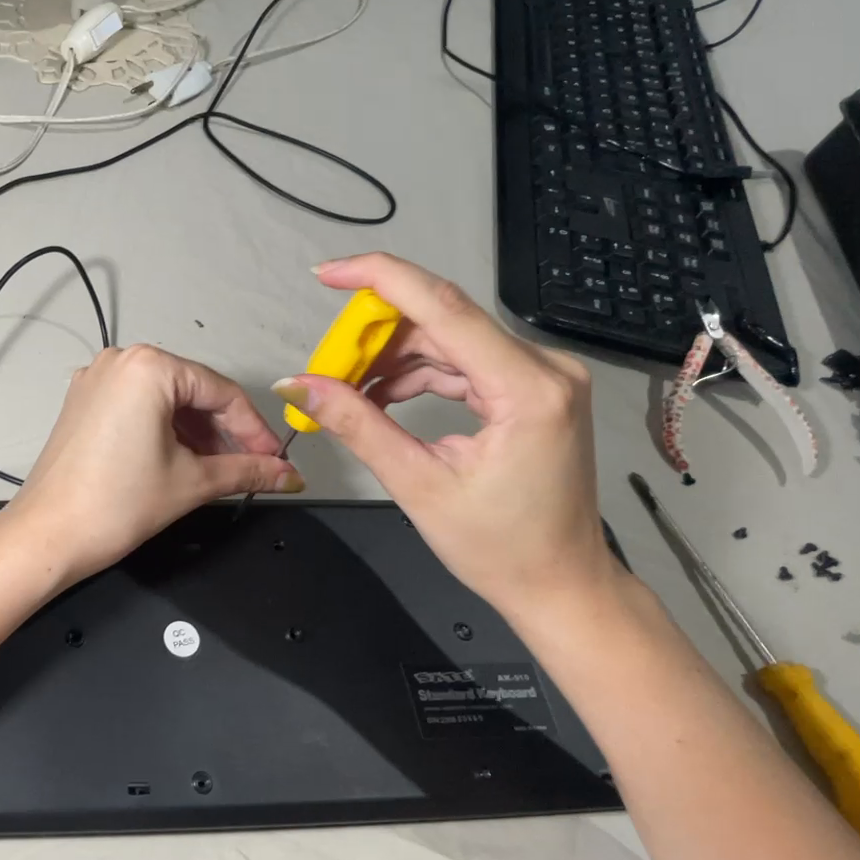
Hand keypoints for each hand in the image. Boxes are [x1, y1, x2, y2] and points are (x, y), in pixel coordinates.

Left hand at [4, 345, 301, 583]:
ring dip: (197, 432)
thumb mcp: (193, 482)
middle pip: (193, 392)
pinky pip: (138, 407)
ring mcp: (96, 381)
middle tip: (254, 467)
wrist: (48, 536)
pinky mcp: (83, 403)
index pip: (221, 392)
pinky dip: (165, 430)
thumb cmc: (114, 505)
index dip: (255, 430)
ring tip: (221, 470)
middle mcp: (119, 362)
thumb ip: (246, 471)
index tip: (276, 459)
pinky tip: (185, 459)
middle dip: (226, 432)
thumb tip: (287, 474)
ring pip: (165, 400)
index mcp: (148, 368)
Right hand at [273, 253, 620, 619]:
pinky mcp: (532, 390)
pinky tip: (382, 398)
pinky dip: (418, 376)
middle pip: (442, 322)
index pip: (444, 307)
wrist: (561, 585)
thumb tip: (298, 385)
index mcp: (527, 388)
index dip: (380, 279)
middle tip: (326, 364)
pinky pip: (463, 363)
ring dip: (392, 360)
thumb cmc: (499, 548)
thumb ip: (356, 424)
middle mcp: (544, 369)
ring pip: (448, 341)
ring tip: (348, 392)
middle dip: (375, 336)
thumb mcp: (416, 483)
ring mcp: (542, 377)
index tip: (328, 274)